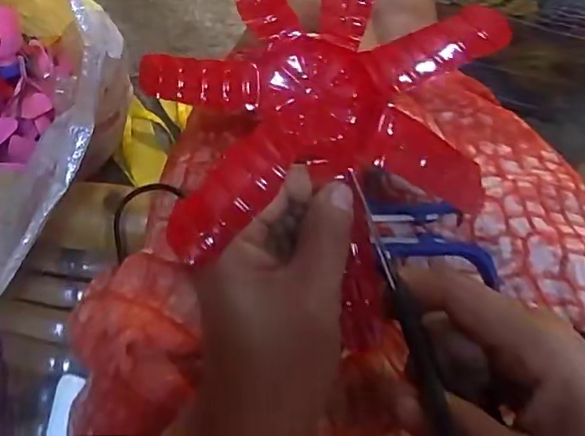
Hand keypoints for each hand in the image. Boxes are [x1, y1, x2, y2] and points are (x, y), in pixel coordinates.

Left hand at [187, 169, 355, 435]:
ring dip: (317, 229)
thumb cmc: (284, 360)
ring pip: (283, 229)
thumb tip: (339, 184)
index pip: (269, 187)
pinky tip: (342, 252)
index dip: (308, 180)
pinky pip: (284, 254)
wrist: (260, 428)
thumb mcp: (313, 293)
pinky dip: (311, 252)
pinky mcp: (255, 286)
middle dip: (315, 205)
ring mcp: (240, 265)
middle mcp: (226, 242)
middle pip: (275, 206)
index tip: (346, 173)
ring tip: (356, 224)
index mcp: (226, 236)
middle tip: (358, 202)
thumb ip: (326, 235)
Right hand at [398, 267, 584, 435]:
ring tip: (431, 420)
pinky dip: (466, 394)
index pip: (454, 288)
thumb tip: (395, 394)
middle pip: (453, 323)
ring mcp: (537, 354)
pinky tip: (461, 422)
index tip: (367, 301)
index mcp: (532, 335)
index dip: (407, 286)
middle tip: (409, 404)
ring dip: (442, 383)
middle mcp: (531, 331)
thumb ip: (456, 419)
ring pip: (465, 350)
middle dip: (425, 358)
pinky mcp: (541, 378)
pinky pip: (487, 371)